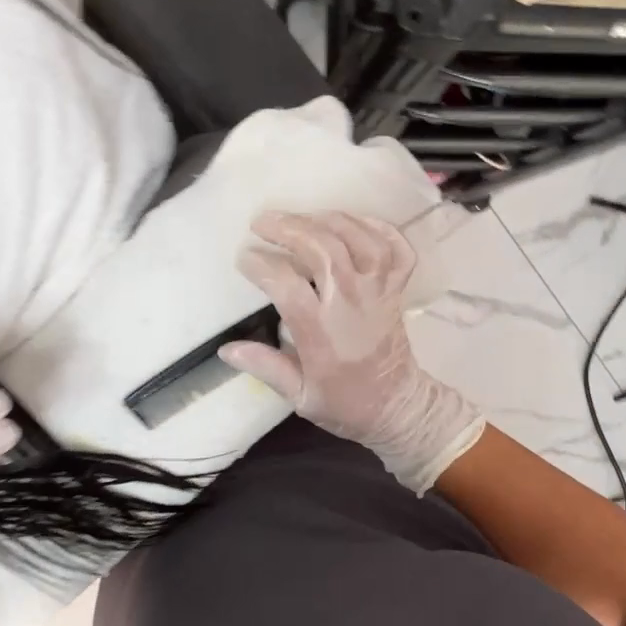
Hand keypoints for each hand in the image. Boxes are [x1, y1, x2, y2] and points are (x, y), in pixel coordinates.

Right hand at [220, 211, 484, 493]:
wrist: (398, 407)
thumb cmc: (345, 404)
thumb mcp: (300, 397)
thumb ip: (266, 368)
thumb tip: (227, 349)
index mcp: (322, 333)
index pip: (287, 285)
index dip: (261, 265)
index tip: (244, 259)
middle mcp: (351, 304)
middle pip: (323, 249)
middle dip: (288, 228)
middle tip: (262, 222)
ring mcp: (379, 293)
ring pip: (358, 240)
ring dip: (327, 220)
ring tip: (301, 217)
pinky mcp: (398, 290)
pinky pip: (395, 248)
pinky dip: (377, 227)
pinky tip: (352, 222)